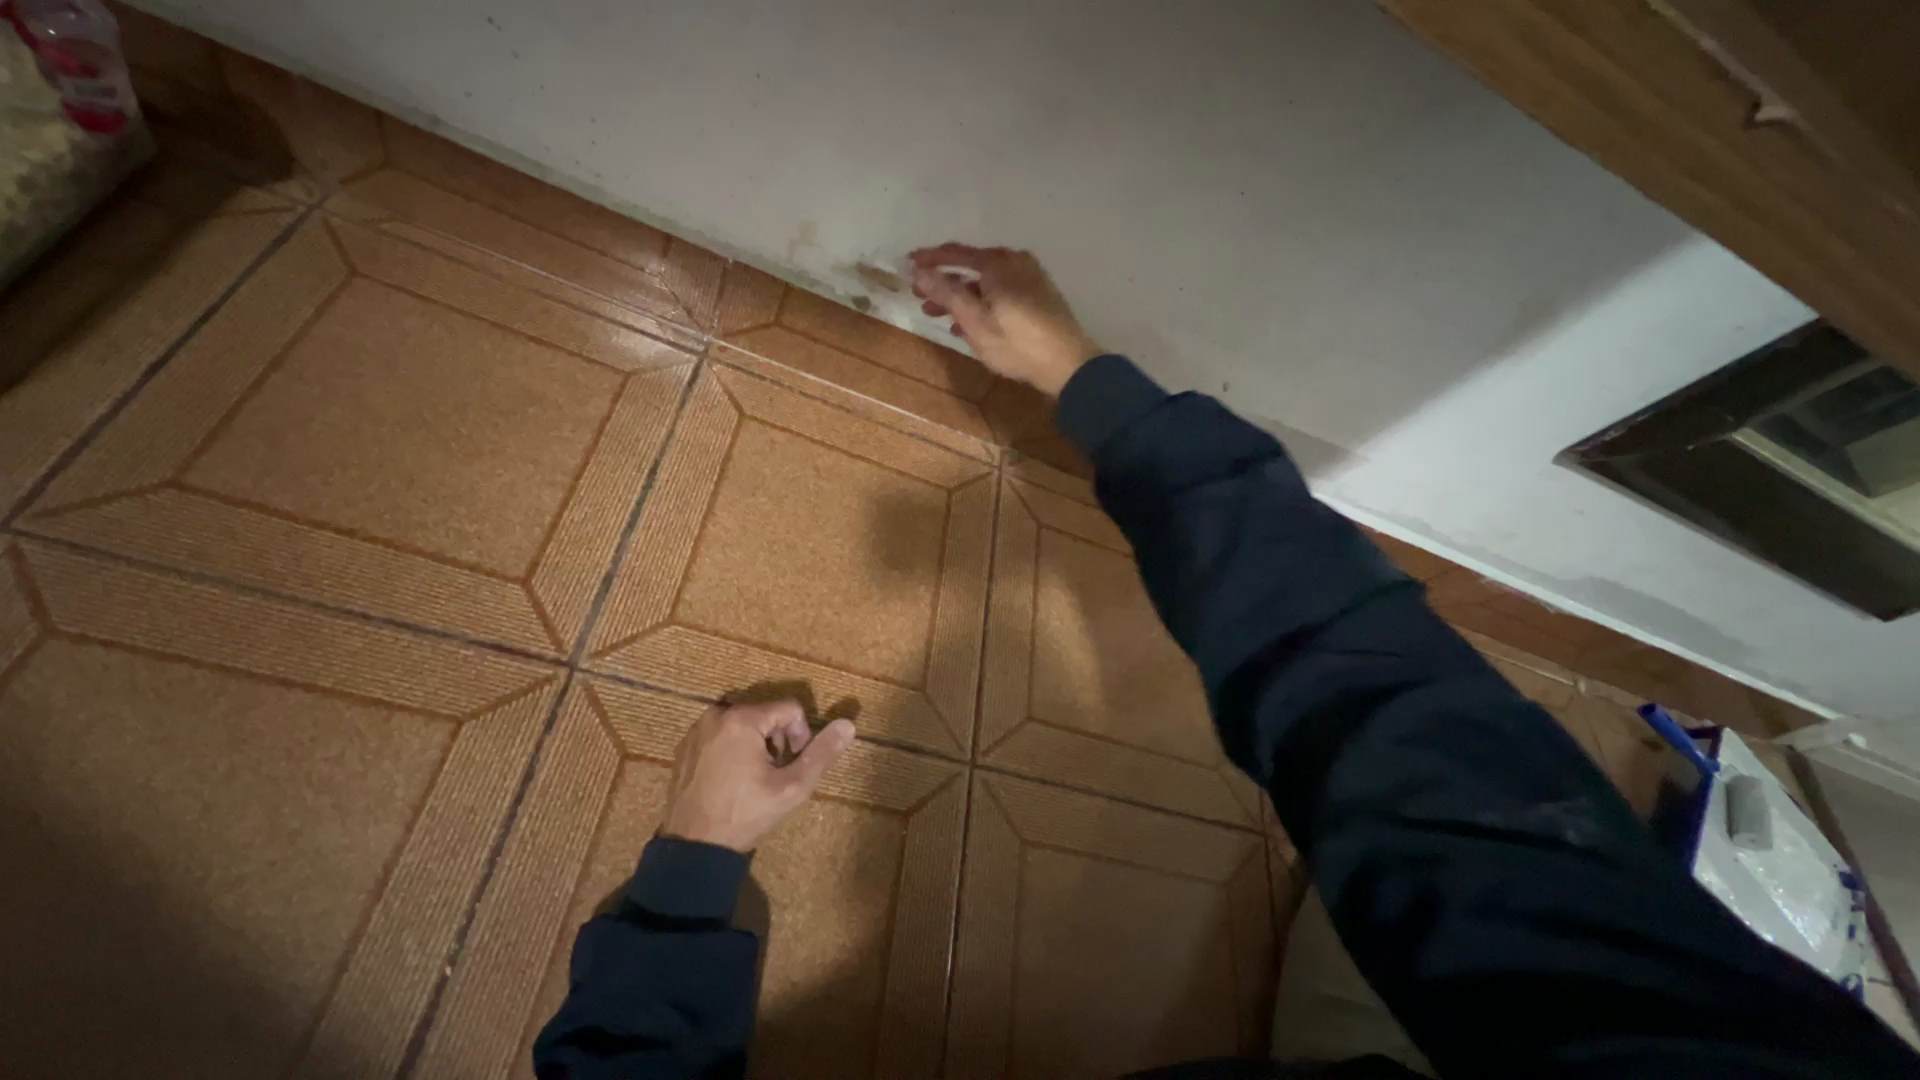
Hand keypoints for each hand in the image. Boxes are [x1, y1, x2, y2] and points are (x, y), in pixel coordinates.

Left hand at [659, 700, 855, 852]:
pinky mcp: (685, 746)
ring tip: (754, 778)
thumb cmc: (745, 815)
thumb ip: (821, 754)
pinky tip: (731, 780)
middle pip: (765, 715)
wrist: (693, 847)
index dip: (801, 735)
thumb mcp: (791, 788)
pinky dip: (732, 749)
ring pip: (742, 724)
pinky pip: (720, 735)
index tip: (794, 765)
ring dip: (756, 744)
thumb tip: (848, 725)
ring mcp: (696, 730)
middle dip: (777, 740)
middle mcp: (716, 715)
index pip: (790, 709)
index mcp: (741, 719)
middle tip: (775, 774)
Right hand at [909, 244, 1102, 397]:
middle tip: (921, 296)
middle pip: (972, 266)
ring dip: (962, 296)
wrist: (1068, 364)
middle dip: (944, 281)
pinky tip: (971, 324)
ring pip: (987, 281)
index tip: (907, 265)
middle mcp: (1015, 262)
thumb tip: (920, 272)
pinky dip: (982, 302)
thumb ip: (946, 293)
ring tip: (941, 315)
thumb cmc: (1017, 343)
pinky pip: (1001, 291)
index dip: (929, 260)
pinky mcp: (1040, 295)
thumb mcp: (975, 321)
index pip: (955, 253)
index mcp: (997, 263)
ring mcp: (1031, 277)